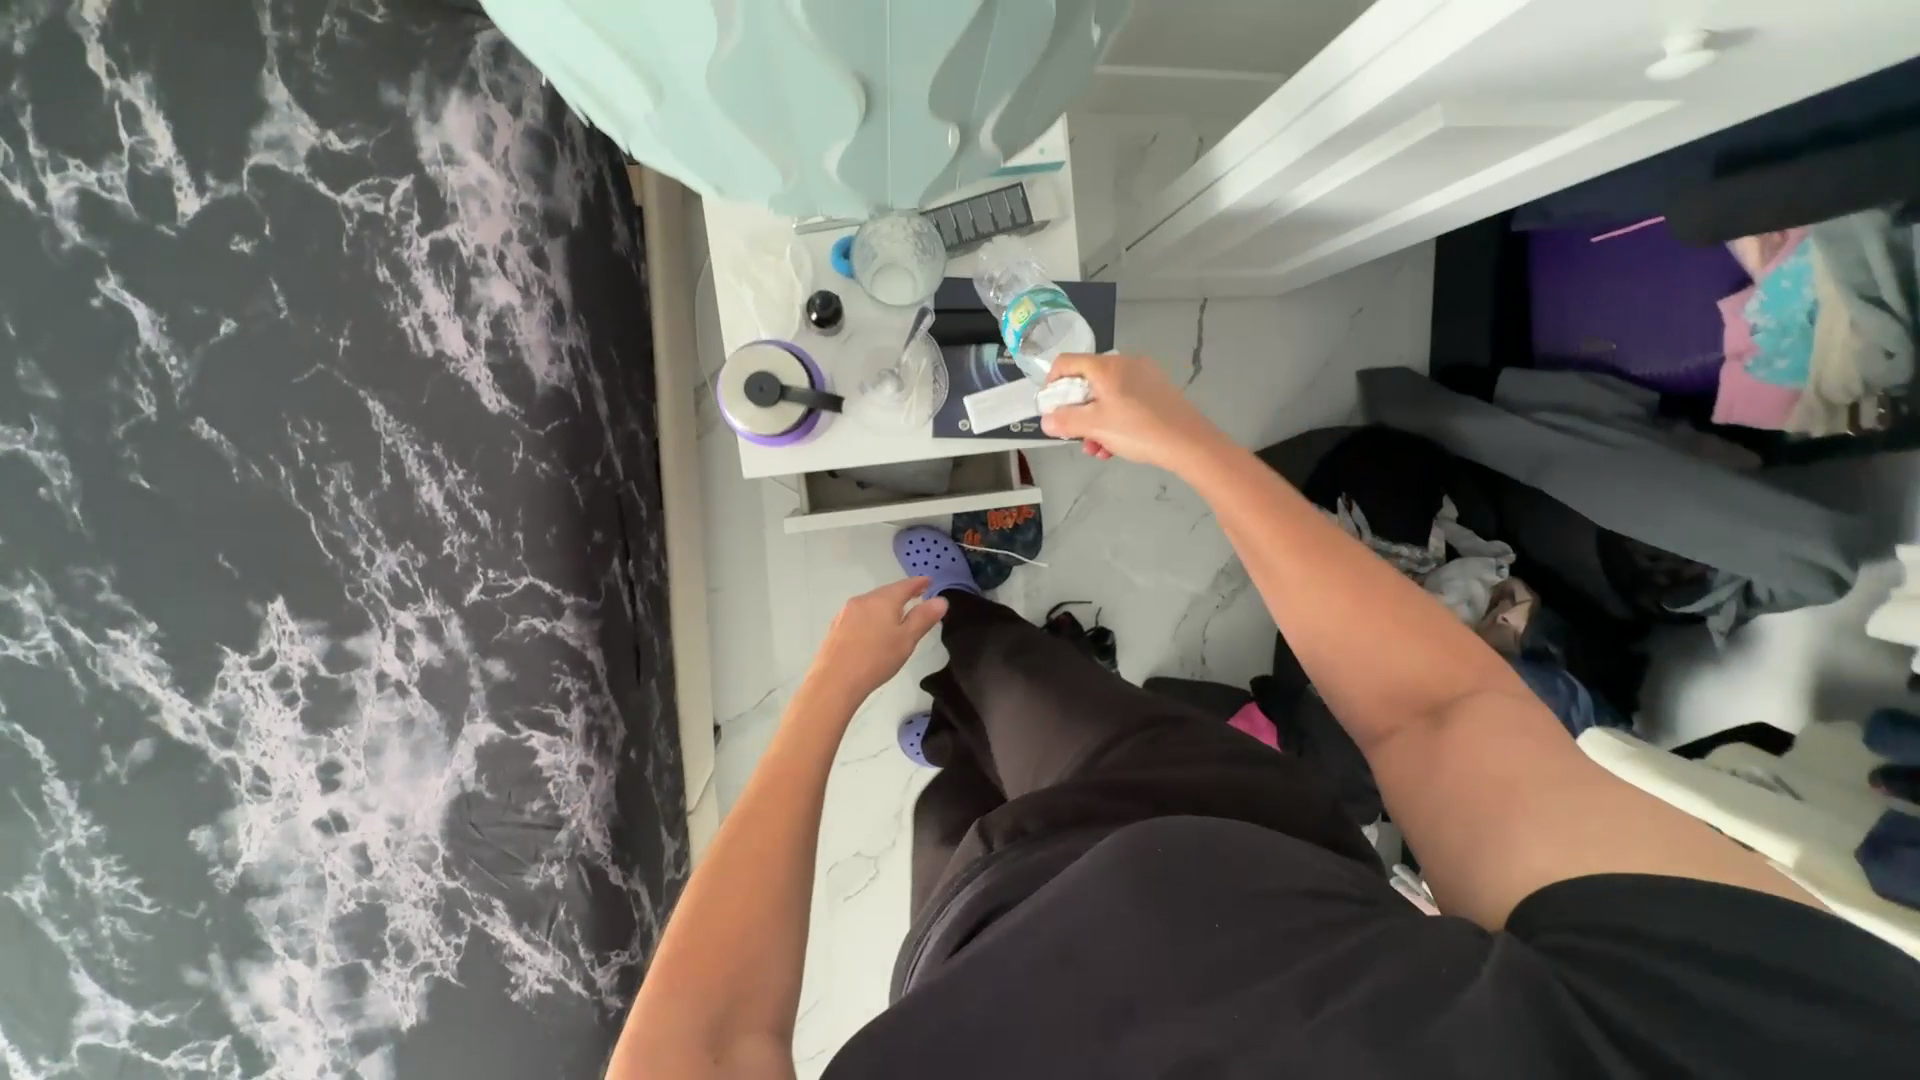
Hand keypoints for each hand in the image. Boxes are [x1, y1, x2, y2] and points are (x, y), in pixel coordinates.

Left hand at [802, 578, 947, 703]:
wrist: (835, 681)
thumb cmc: (876, 659)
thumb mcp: (907, 639)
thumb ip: (924, 618)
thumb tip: (941, 600)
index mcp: (883, 600)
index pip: (905, 585)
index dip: (918, 583)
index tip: (928, 581)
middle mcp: (863, 600)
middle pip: (886, 592)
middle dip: (902, 593)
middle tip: (916, 596)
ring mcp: (846, 613)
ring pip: (872, 603)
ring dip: (886, 605)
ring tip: (897, 614)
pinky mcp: (836, 627)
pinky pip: (860, 615)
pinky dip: (872, 616)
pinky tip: (873, 629)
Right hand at [1038, 354, 1223, 470]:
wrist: (1189, 443)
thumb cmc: (1138, 430)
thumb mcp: (1095, 427)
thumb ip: (1065, 421)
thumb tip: (1047, 420)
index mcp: (1107, 367)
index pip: (1066, 363)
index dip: (1051, 384)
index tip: (1050, 409)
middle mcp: (1125, 364)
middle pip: (1087, 382)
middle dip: (1076, 412)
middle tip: (1075, 436)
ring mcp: (1144, 377)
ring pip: (1106, 397)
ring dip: (1094, 424)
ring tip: (1096, 449)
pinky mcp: (1157, 392)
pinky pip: (1125, 402)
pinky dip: (1114, 422)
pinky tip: (1114, 448)